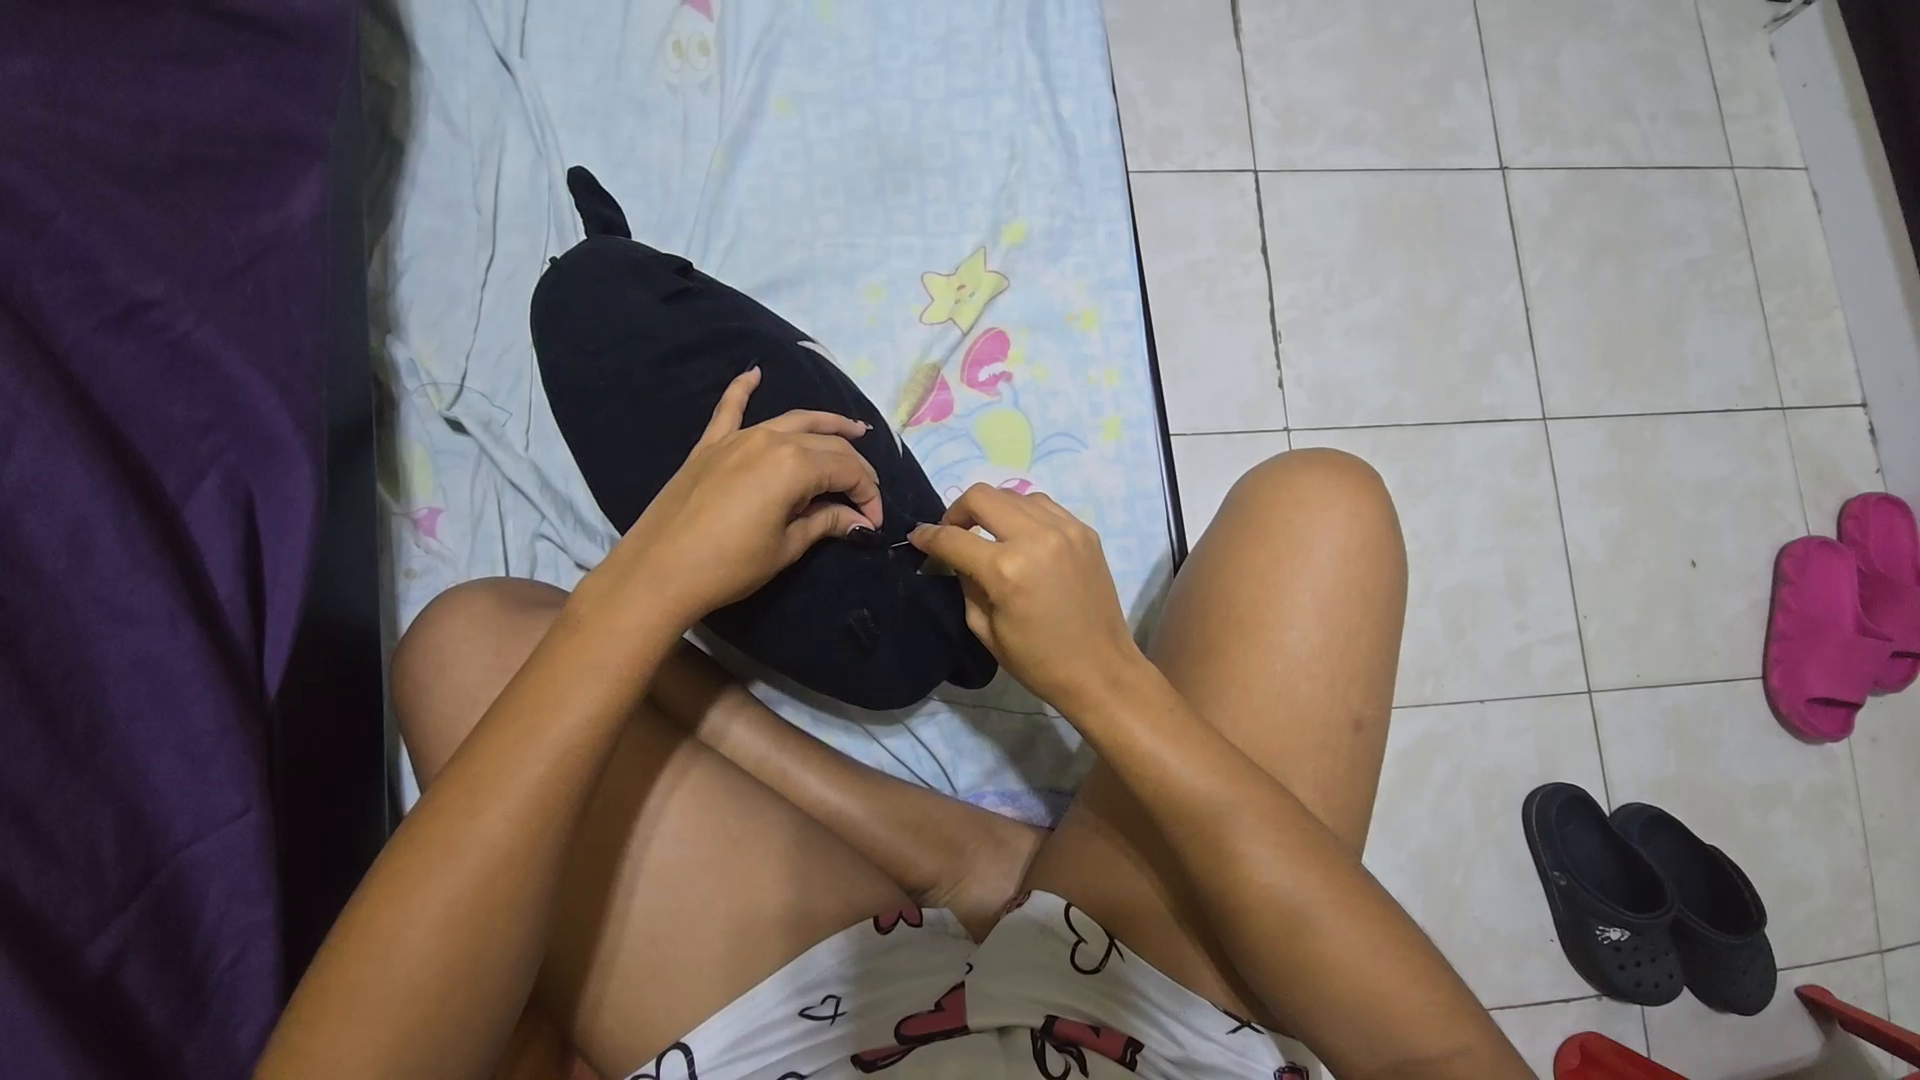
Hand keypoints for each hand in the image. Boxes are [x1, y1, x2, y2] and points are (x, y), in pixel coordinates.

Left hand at [602, 367, 882, 623]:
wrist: (658, 572)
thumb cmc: (730, 565)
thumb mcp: (787, 546)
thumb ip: (825, 522)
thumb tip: (858, 521)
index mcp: (795, 465)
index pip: (847, 470)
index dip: (868, 495)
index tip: (873, 523)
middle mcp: (771, 439)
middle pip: (826, 444)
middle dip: (854, 468)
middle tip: (867, 495)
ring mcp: (737, 438)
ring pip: (793, 421)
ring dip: (826, 423)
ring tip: (853, 429)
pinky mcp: (710, 446)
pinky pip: (729, 408)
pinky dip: (743, 388)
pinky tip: (754, 373)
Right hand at [909, 484, 1142, 710]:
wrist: (1101, 669)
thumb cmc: (1038, 661)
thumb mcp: (985, 629)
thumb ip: (965, 584)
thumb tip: (956, 558)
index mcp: (1006, 570)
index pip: (953, 537)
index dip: (928, 536)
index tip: (918, 537)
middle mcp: (1035, 538)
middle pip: (981, 497)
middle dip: (957, 511)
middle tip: (954, 532)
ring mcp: (1065, 529)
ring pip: (1014, 495)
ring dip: (993, 509)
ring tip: (989, 534)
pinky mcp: (1085, 531)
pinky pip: (1043, 505)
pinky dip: (1024, 513)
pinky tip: (1021, 537)